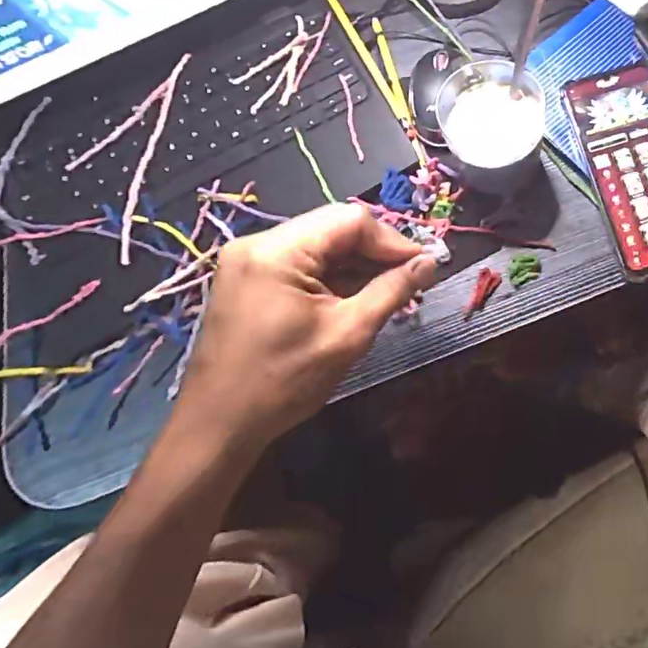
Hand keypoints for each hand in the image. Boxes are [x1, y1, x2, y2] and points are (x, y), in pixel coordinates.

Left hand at [177, 203, 436, 447]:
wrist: (216, 427)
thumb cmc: (282, 383)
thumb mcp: (347, 335)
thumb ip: (392, 291)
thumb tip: (430, 263)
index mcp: (277, 250)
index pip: (352, 220)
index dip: (394, 241)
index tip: (425, 267)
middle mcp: (259, 242)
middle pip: (335, 227)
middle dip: (377, 252)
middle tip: (412, 280)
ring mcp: (250, 259)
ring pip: (322, 244)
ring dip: (358, 264)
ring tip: (391, 291)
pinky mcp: (249, 277)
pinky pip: (303, 262)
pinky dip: (334, 275)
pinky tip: (357, 296)